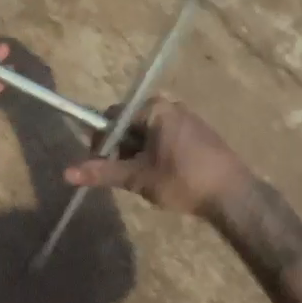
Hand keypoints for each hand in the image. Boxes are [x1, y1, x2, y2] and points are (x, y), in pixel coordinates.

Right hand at [63, 97, 250, 218]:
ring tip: (144, 180)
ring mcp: (187, 120)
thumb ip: (102, 172)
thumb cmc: (183, 180)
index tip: (101, 164)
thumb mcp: (138, 178)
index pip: (113, 116)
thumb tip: (67, 172)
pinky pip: (165, 139)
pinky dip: (156, 155)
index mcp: (155, 109)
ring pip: (148, 135)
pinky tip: (163, 178)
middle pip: (130, 124)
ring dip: (138, 155)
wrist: (234, 196)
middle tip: (124, 176)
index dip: (101, 140)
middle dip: (121, 149)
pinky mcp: (198, 135)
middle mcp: (171, 107)